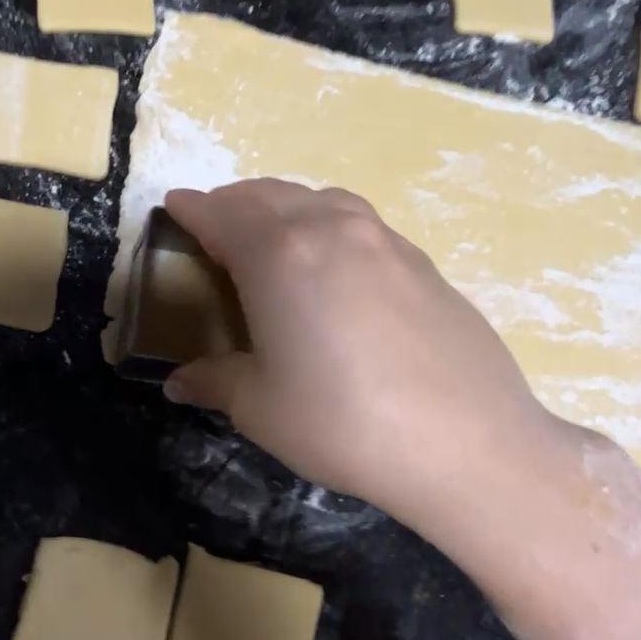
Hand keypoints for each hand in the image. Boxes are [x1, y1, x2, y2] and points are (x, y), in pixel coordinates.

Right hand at [162, 180, 579, 536]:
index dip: (191, 210)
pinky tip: (331, 270)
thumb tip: (180, 382)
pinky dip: (327, 228)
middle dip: (233, 204)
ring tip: (270, 241)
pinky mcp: (422, 263)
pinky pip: (358, 225)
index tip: (173, 209)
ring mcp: (384, 241)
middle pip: (269, 195)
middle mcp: (330, 230)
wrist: (467, 444)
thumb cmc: (341, 422)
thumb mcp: (259, 407)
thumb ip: (214, 381)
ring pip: (319, 201)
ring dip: (283, 208)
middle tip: (212, 230)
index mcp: (278, 254)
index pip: (221, 214)